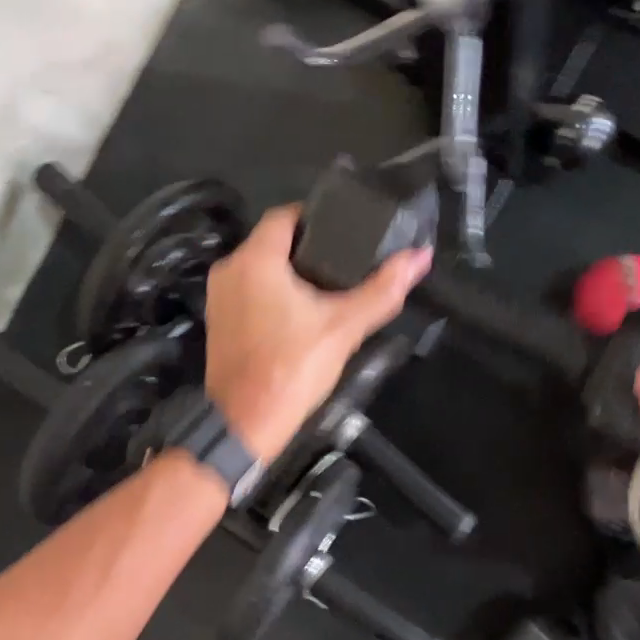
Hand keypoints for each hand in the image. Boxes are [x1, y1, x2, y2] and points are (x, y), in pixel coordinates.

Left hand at [204, 205, 431, 459]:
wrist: (246, 424)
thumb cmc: (292, 369)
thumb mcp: (344, 327)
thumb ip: (383, 290)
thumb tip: (420, 257)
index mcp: (255, 259)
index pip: (286, 215)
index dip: (318, 218)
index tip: (348, 232)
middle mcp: (229, 269)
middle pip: (274, 243)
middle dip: (310, 249)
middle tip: (348, 262)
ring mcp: (219, 298)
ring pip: (262, 270)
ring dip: (293, 275)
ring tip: (331, 287)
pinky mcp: (219, 323)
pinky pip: (251, 294)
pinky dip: (275, 296)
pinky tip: (303, 314)